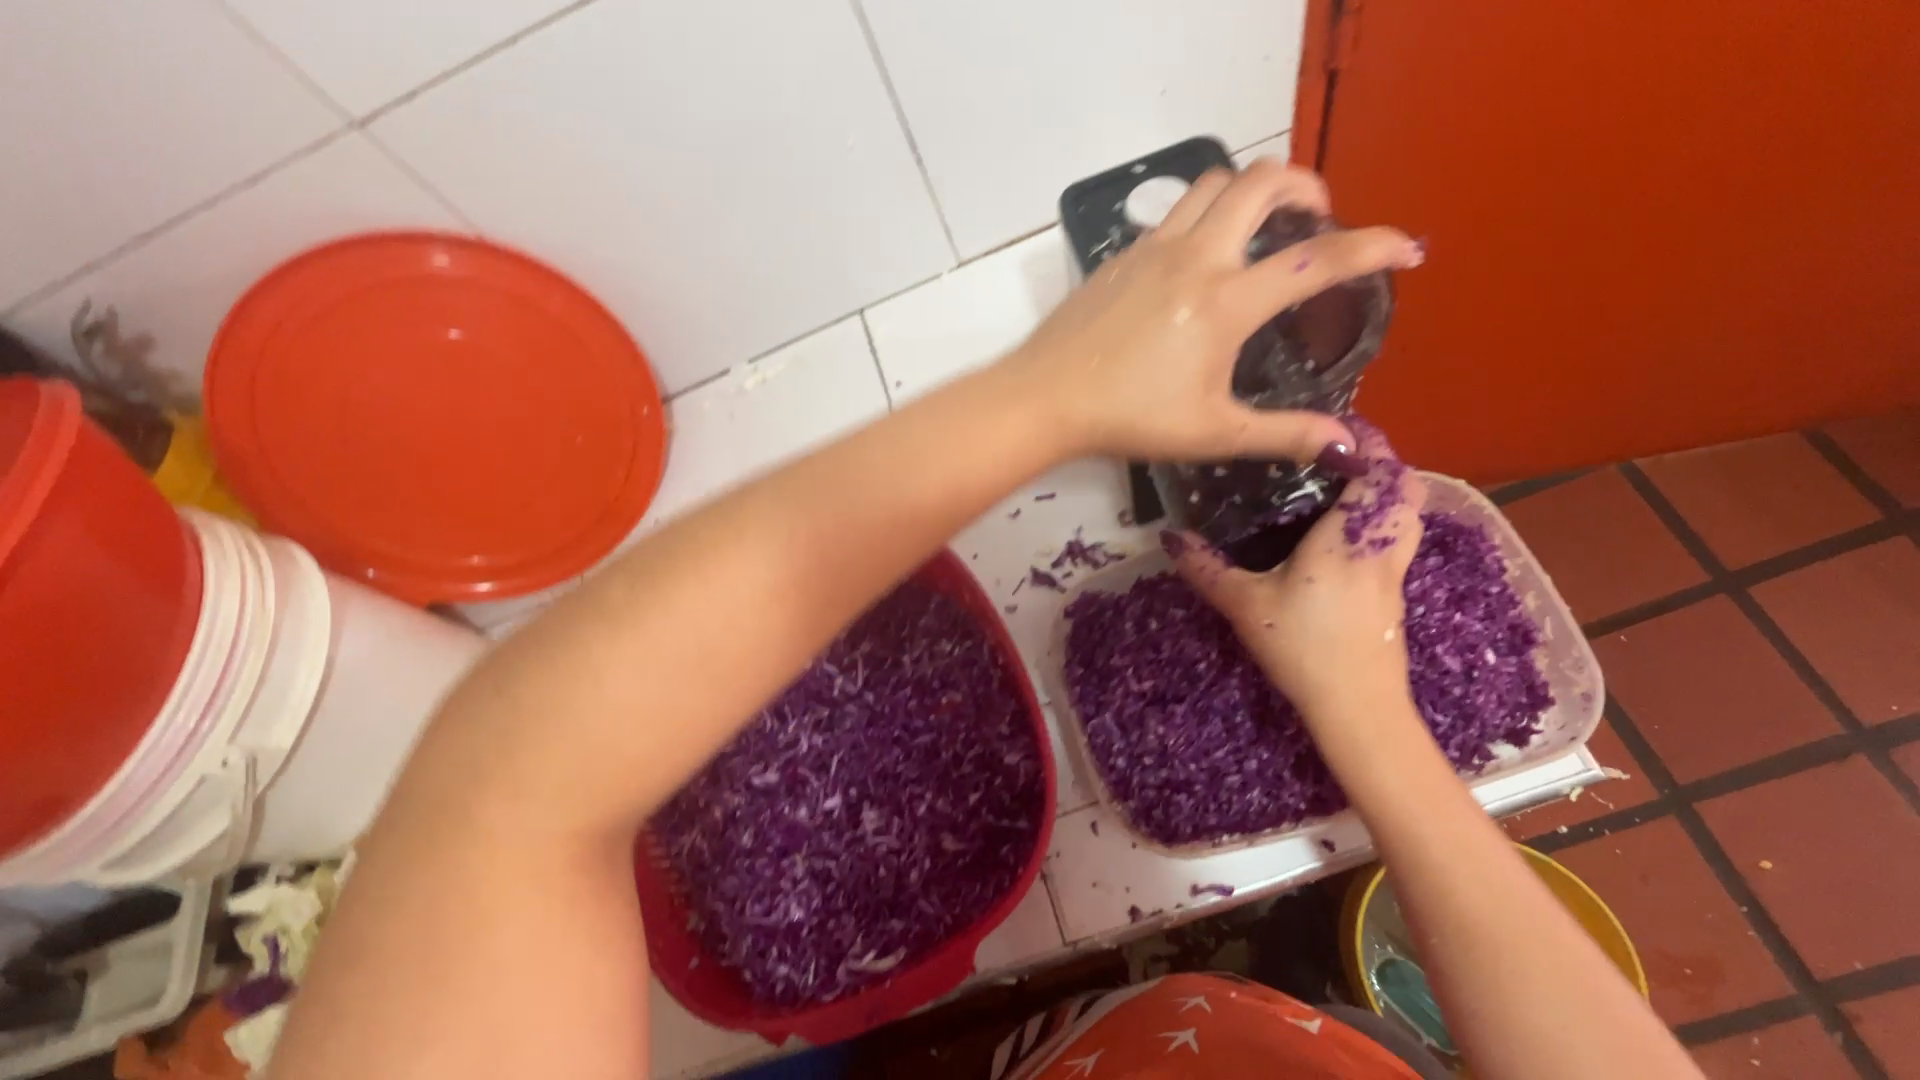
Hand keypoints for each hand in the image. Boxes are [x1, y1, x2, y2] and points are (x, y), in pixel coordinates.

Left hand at [1009, 159, 1422, 468]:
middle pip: (1262, 181)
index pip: (1317, 259)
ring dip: (1251, 188)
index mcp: (1227, 302)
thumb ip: (1283, 434)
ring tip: (1265, 224)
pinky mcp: (1123, 254)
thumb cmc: (1130, 418)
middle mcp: (1196, 258)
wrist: (1046, 398)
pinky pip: (1176, 210)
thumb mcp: (1213, 433)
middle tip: (1318, 220)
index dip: (1374, 247)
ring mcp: (1154, 248)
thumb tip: (1345, 446)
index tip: (1406, 249)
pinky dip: (1207, 212)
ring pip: (1214, 182)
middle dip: (1306, 186)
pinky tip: (1204, 256)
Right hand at [1168, 432, 1426, 724]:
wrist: (1357, 707)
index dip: (1368, 444)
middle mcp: (1382, 546)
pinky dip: (1383, 525)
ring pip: (1409, 517)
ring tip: (1344, 492)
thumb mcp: (1245, 605)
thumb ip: (1207, 568)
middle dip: (1382, 465)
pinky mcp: (1394, 597)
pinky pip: (1398, 542)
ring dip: (1387, 496)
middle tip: (1339, 460)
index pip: (1380, 472)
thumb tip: (1169, 536)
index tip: (1338, 430)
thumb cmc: (1303, 647)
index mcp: (1350, 536)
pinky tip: (1346, 540)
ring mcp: (1395, 573)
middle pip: (1406, 489)